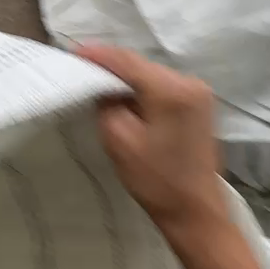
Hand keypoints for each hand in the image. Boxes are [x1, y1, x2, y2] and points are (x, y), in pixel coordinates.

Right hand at [76, 44, 229, 239]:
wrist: (196, 214)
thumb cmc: (155, 180)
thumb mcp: (118, 139)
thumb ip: (106, 102)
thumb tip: (103, 86)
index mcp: (171, 90)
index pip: (126, 60)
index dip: (96, 55)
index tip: (71, 54)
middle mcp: (189, 83)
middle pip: (139, 64)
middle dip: (110, 65)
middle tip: (80, 68)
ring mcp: (198, 93)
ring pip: (149, 73)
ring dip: (125, 76)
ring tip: (97, 80)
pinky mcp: (198, 104)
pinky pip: (161, 85)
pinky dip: (141, 87)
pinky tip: (124, 95)